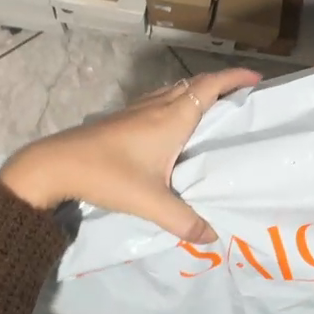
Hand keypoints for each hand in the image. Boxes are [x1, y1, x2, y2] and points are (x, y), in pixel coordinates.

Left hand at [0, 69, 260, 243]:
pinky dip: (179, 101)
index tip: (257, 76)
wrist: (57, 164)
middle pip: (196, 83)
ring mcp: (139, 109)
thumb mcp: (150, 202)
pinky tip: (174, 123)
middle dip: (222, 83)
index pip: (210, 86)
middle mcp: (158, 106)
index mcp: (172, 117)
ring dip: (199, 91)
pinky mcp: (124, 118)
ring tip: (215, 107)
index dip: (235, 77)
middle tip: (242, 94)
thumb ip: (182, 220)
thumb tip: (212, 237)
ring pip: (176, 89)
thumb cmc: (107, 174)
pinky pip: (161, 99)